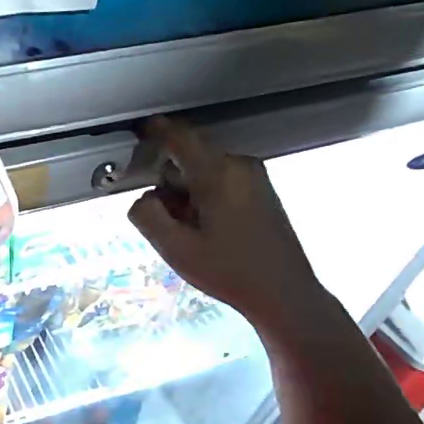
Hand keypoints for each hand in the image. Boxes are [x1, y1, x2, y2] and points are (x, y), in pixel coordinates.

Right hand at [127, 117, 324, 330]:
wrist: (284, 294)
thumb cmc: (230, 271)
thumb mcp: (176, 248)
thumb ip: (147, 216)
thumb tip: (142, 199)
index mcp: (218, 174)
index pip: (180, 138)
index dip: (156, 130)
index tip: (140, 129)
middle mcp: (239, 166)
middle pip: (190, 159)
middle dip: (169, 182)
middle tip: (164, 220)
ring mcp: (254, 177)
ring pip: (204, 172)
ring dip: (187, 193)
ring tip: (188, 233)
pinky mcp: (261, 191)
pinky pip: (221, 182)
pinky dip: (204, 198)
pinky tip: (206, 231)